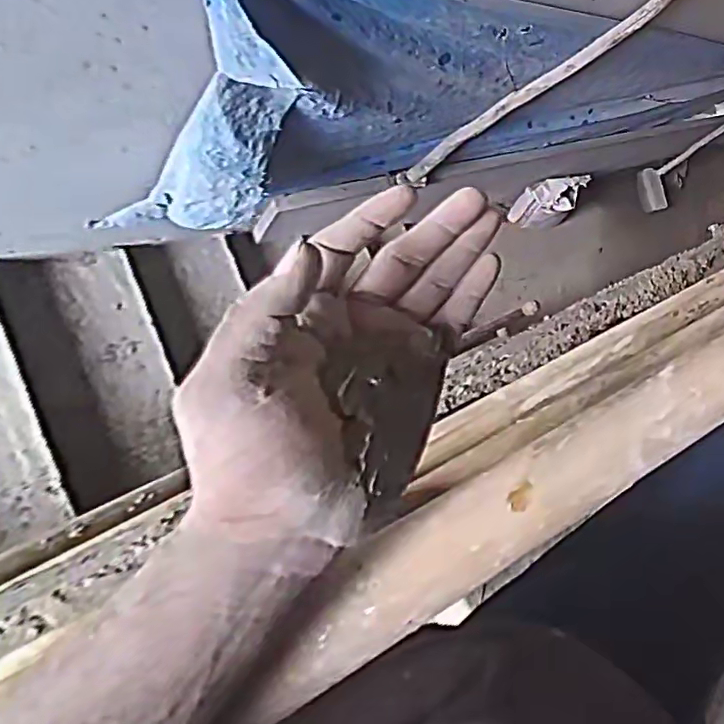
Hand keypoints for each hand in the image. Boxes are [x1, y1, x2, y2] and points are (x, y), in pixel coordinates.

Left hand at [172, 186, 501, 545]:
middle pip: (406, 262)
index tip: (406, 195)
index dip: (375, 220)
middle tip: (477, 202)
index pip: (345, 251)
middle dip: (442, 229)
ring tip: (494, 224)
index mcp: (304, 317)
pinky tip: (493, 275)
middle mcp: (354, 323)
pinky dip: (477, 301)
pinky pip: (456, 328)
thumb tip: (306, 250)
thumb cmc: (244, 458)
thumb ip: (265, 310)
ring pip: (438, 287)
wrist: (283, 528)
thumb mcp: (228, 381)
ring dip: (467, 253)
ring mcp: (393, 347)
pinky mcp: (423, 374)